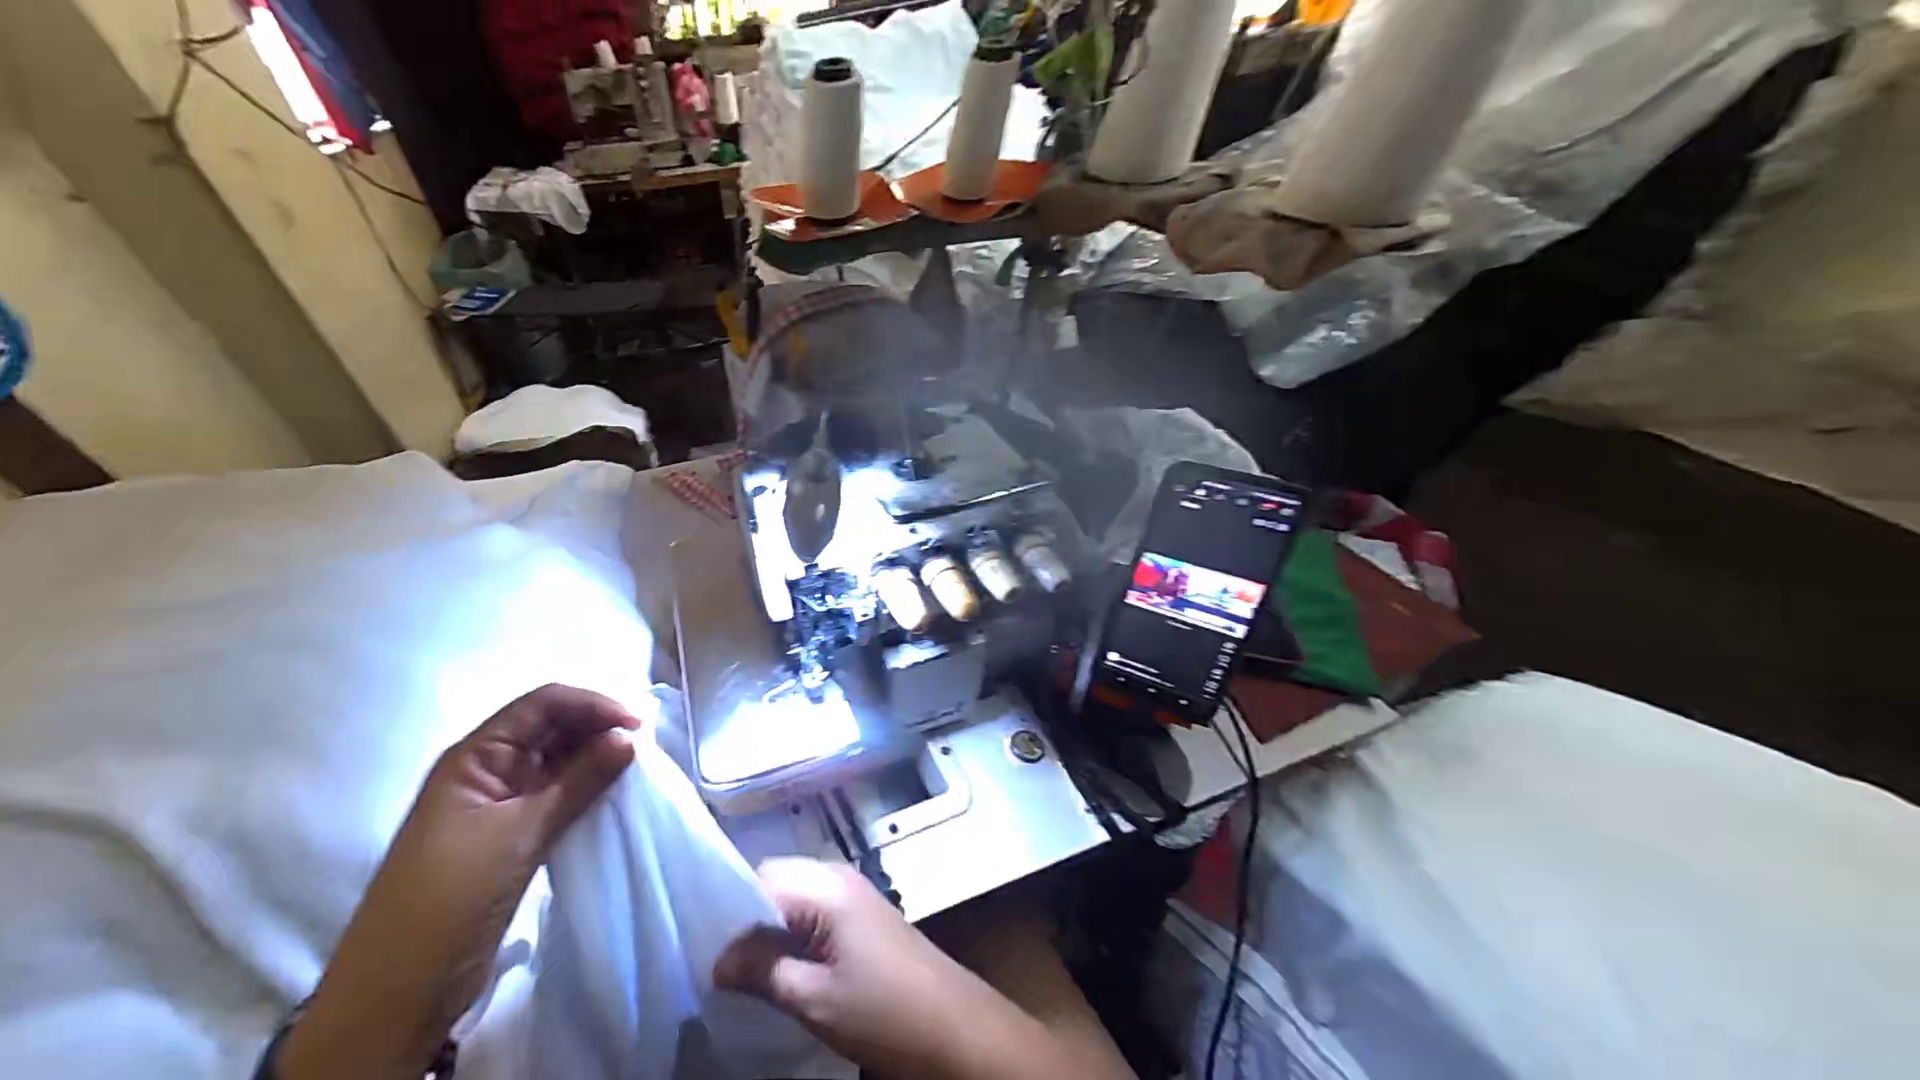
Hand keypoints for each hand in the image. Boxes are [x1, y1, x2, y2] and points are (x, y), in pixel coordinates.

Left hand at [279, 684, 639, 1079]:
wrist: (401, 989)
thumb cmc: (451, 896)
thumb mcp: (520, 833)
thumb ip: (579, 781)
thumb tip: (629, 738)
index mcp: (475, 756)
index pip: (542, 705)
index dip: (592, 705)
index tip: (637, 725)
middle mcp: (488, 769)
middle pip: (551, 727)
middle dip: (598, 727)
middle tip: (644, 746)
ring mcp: (501, 802)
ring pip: (558, 760)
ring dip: (596, 757)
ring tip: (637, 767)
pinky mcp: (514, 833)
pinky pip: (559, 793)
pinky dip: (588, 787)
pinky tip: (615, 792)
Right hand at [713, 859, 1073, 1079]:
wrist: (956, 1028)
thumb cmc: (885, 1011)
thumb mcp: (814, 998)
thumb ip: (762, 970)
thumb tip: (716, 957)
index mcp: (827, 886)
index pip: (758, 877)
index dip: (723, 909)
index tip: (693, 945)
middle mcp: (839, 877)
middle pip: (774, 881)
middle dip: (741, 916)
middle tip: (711, 960)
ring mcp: (854, 895)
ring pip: (792, 896)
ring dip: (765, 926)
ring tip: (734, 968)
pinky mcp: (862, 917)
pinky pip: (812, 911)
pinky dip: (788, 933)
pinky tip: (773, 967)